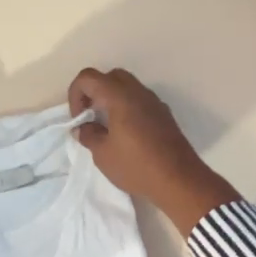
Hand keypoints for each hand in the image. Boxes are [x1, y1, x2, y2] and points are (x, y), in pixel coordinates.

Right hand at [68, 68, 240, 234]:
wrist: (180, 180)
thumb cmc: (137, 166)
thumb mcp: (103, 154)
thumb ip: (88, 135)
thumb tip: (83, 127)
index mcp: (120, 96)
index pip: (88, 77)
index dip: (76, 94)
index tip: (79, 118)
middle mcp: (138, 92)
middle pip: (110, 77)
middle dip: (94, 92)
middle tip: (90, 116)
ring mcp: (154, 102)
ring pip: (127, 87)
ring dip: (111, 99)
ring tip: (106, 126)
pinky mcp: (164, 114)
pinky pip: (140, 100)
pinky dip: (127, 107)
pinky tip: (126, 134)